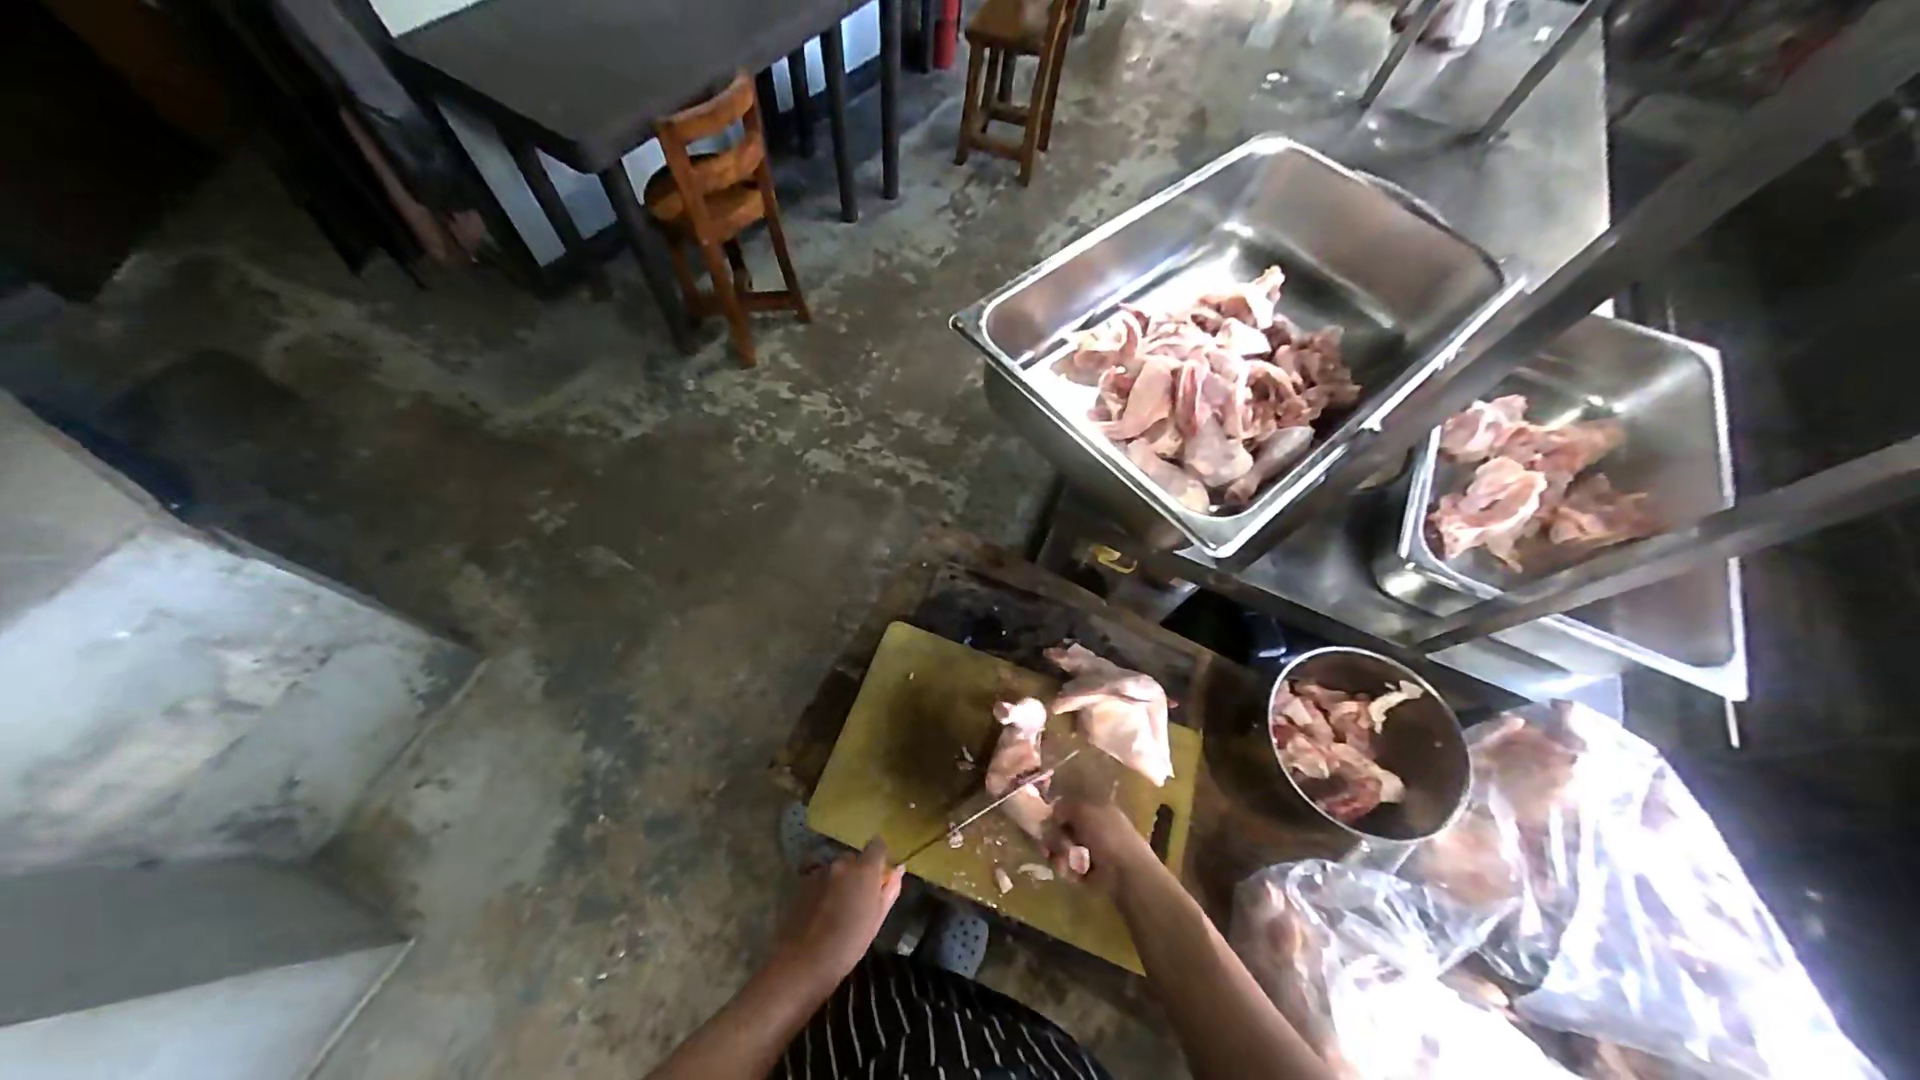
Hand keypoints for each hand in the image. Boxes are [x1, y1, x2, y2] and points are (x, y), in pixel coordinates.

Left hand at [770, 838, 904, 984]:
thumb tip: (898, 869)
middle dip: (858, 871)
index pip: (877, 845)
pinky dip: (824, 887)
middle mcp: (842, 863)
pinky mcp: (803, 881)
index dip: (880, 856)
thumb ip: (890, 889)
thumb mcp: (877, 918)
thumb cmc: (850, 942)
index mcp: (865, 870)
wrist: (806, 960)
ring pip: (836, 869)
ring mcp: (821, 871)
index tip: (881, 873)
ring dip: (840, 880)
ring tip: (838, 907)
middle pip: (854, 858)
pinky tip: (822, 910)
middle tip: (859, 897)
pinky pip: (820, 877)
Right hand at [1052, 798, 1158, 892]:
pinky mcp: (1092, 872)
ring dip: (1060, 856)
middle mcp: (1096, 828)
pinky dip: (1069, 871)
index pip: (1069, 807)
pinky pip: (1071, 868)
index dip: (1055, 815)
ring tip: (1064, 864)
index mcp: (1097, 808)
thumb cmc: (1107, 836)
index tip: (1046, 824)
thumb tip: (1052, 813)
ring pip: (1065, 850)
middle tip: (1049, 848)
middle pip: (1064, 829)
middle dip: (1054, 839)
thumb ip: (1065, 807)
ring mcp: (1094, 851)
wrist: (1127, 874)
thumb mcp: (1083, 812)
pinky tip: (1074, 874)